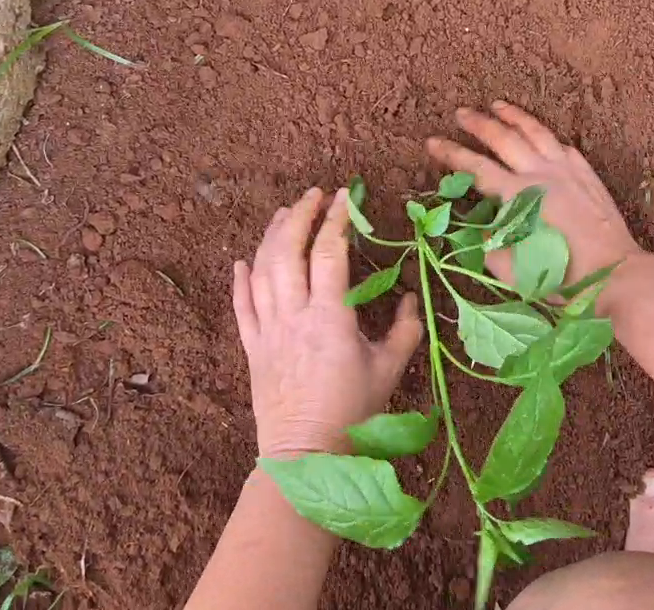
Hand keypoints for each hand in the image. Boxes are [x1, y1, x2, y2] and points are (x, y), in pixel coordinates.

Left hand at [233, 189, 423, 458]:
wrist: (304, 458)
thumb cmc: (353, 413)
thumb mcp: (389, 369)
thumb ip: (406, 328)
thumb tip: (414, 296)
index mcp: (329, 318)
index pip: (329, 253)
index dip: (336, 219)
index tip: (344, 196)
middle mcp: (293, 316)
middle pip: (287, 251)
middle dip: (299, 215)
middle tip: (312, 194)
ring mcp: (267, 331)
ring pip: (261, 271)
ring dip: (271, 236)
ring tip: (283, 213)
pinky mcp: (252, 349)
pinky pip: (240, 307)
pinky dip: (239, 280)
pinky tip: (242, 260)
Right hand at [426, 102, 648, 307]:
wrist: (615, 275)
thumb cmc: (562, 278)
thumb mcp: (513, 271)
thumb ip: (490, 246)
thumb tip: (479, 228)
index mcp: (518, 196)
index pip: (476, 168)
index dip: (452, 154)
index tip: (432, 142)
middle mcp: (541, 174)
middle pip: (504, 138)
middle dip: (479, 124)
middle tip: (461, 113)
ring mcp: (567, 170)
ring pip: (536, 132)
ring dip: (514, 116)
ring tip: (498, 105)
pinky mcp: (587, 174)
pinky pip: (563, 146)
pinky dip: (546, 136)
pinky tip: (540, 133)